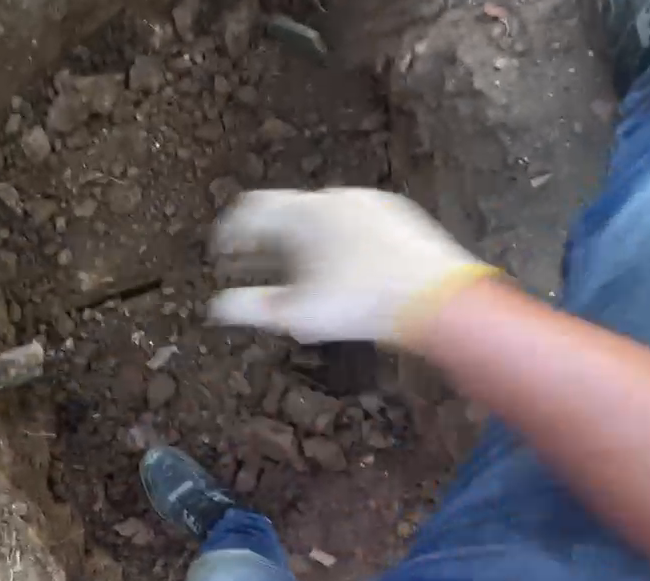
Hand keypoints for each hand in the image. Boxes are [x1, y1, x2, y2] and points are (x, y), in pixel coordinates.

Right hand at [209, 187, 498, 344]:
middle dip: (258, 241)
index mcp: (303, 215)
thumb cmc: (356, 306)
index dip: (227, 232)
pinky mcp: (393, 215)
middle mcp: (333, 199)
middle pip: (281, 212)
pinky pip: (346, 221)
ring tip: (288, 272)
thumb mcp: (292, 314)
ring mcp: (367, 203)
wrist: (435, 300)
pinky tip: (331, 270)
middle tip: (246, 266)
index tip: (219, 254)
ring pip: (315, 217)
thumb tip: (214, 307)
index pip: (248, 209)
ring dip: (292, 241)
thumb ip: (248, 308)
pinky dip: (326, 239)